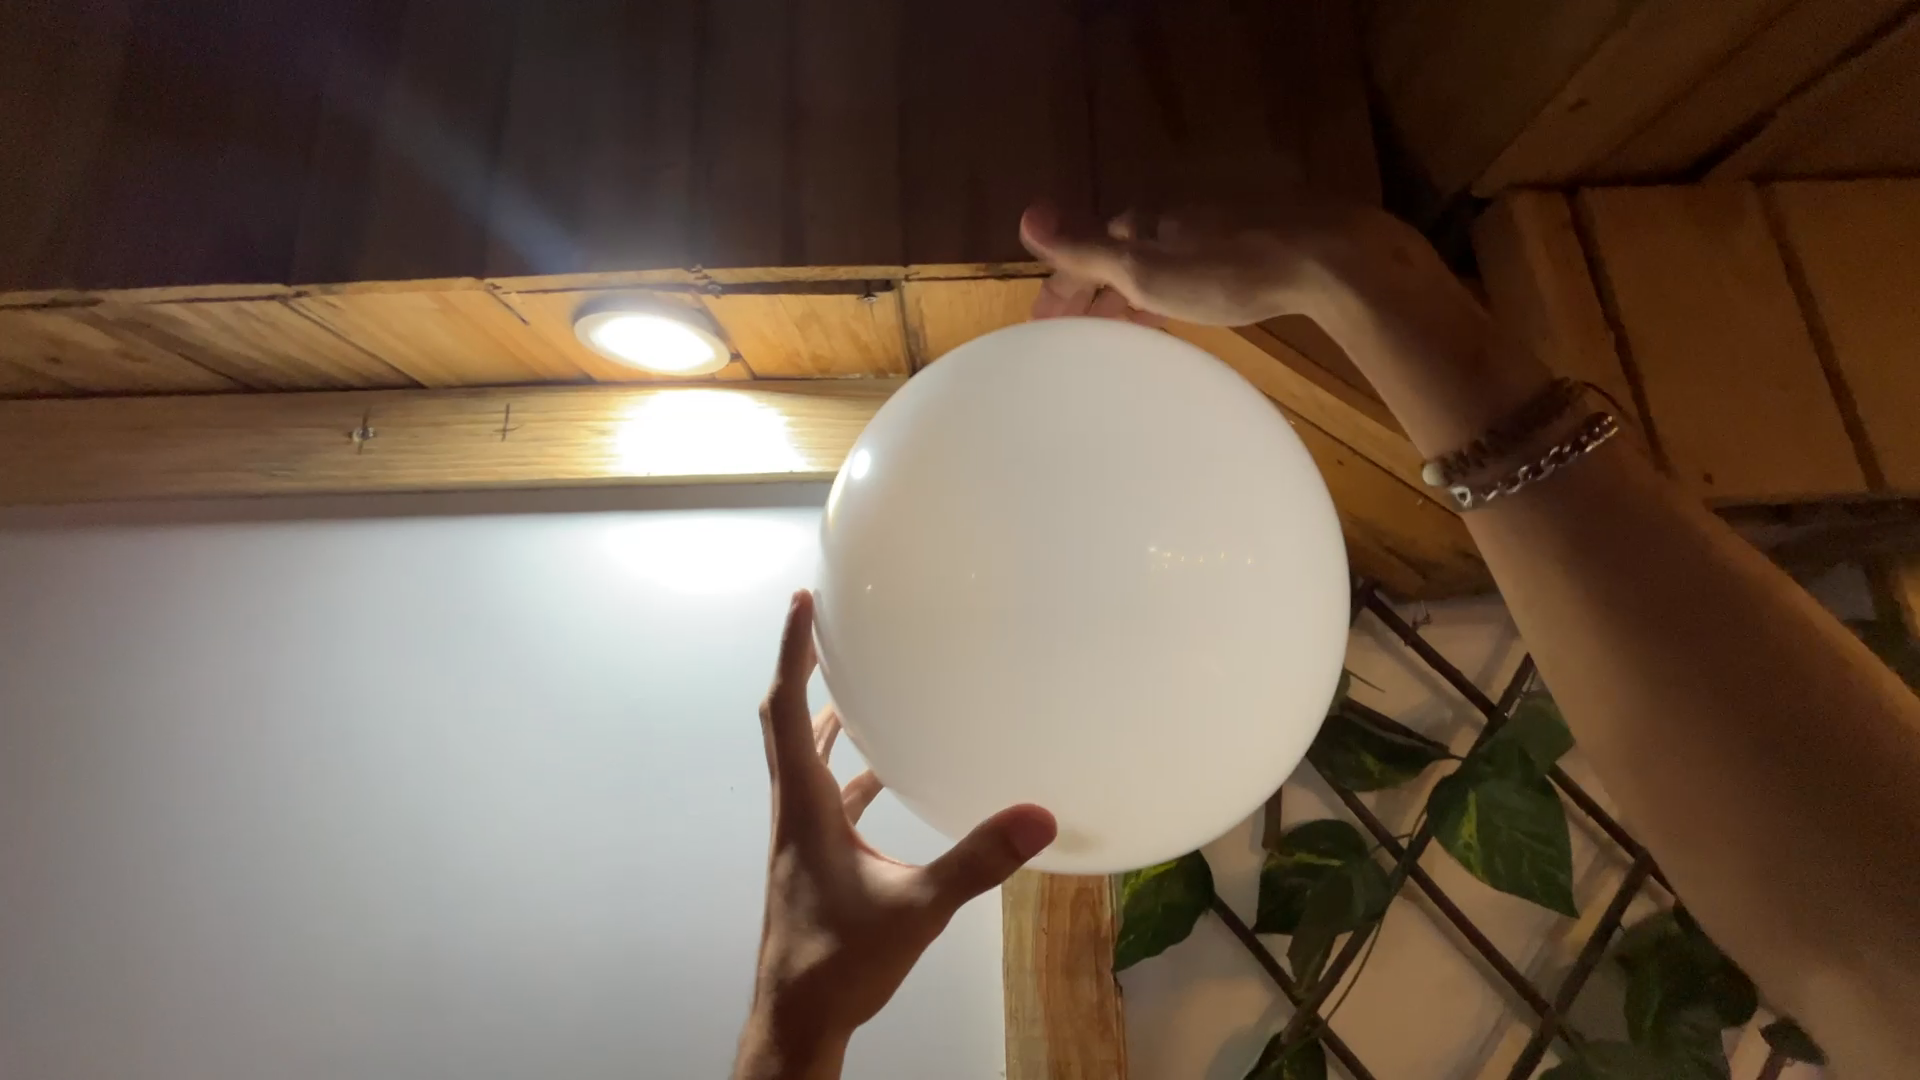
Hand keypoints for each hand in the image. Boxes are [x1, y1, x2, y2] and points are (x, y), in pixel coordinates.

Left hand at [733, 591, 1057, 1079]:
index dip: (791, 651)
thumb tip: (1036, 817)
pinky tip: (889, 766)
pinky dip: (851, 764)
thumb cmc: (838, 961)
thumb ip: (977, 862)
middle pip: (786, 717)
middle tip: (828, 624)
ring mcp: (804, 828)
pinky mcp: (818, 849)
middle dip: (803, 665)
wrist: (798, 1017)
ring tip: (860, 680)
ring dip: (825, 713)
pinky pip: (832, 787)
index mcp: (805, 804)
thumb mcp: (916, 907)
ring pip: (806, 752)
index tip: (802, 602)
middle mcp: (796, 805)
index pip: (786, 708)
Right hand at [1020, 198, 1417, 327]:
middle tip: (1071, 332)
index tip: (1042, 324)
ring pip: (1150, 266)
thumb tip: (1025, 215)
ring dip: (1124, 298)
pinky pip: (1182, 273)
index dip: (1060, 290)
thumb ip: (1086, 248)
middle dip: (1089, 295)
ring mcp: (1209, 230)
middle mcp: (1170, 219)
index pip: (1083, 256)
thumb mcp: (1146, 269)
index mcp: (1141, 223)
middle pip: (1115, 259)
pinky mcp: (1244, 245)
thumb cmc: (1228, 272)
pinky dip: (1161, 295)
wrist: (1326, 260)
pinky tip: (1169, 313)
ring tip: (1112, 331)